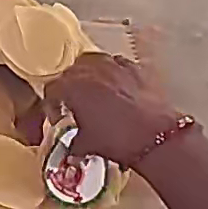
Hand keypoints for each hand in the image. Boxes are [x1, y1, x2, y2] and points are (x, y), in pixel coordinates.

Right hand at [43, 53, 183, 164]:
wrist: (155, 138)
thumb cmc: (117, 140)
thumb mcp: (85, 145)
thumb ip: (71, 141)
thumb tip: (71, 146)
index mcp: (71, 87)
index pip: (51, 90)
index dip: (52, 105)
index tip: (57, 117)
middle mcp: (90, 69)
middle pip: (71, 72)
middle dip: (69, 88)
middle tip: (74, 106)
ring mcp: (114, 65)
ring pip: (93, 63)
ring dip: (89, 76)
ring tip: (93, 93)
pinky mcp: (135, 68)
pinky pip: (116, 65)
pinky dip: (112, 74)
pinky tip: (116, 90)